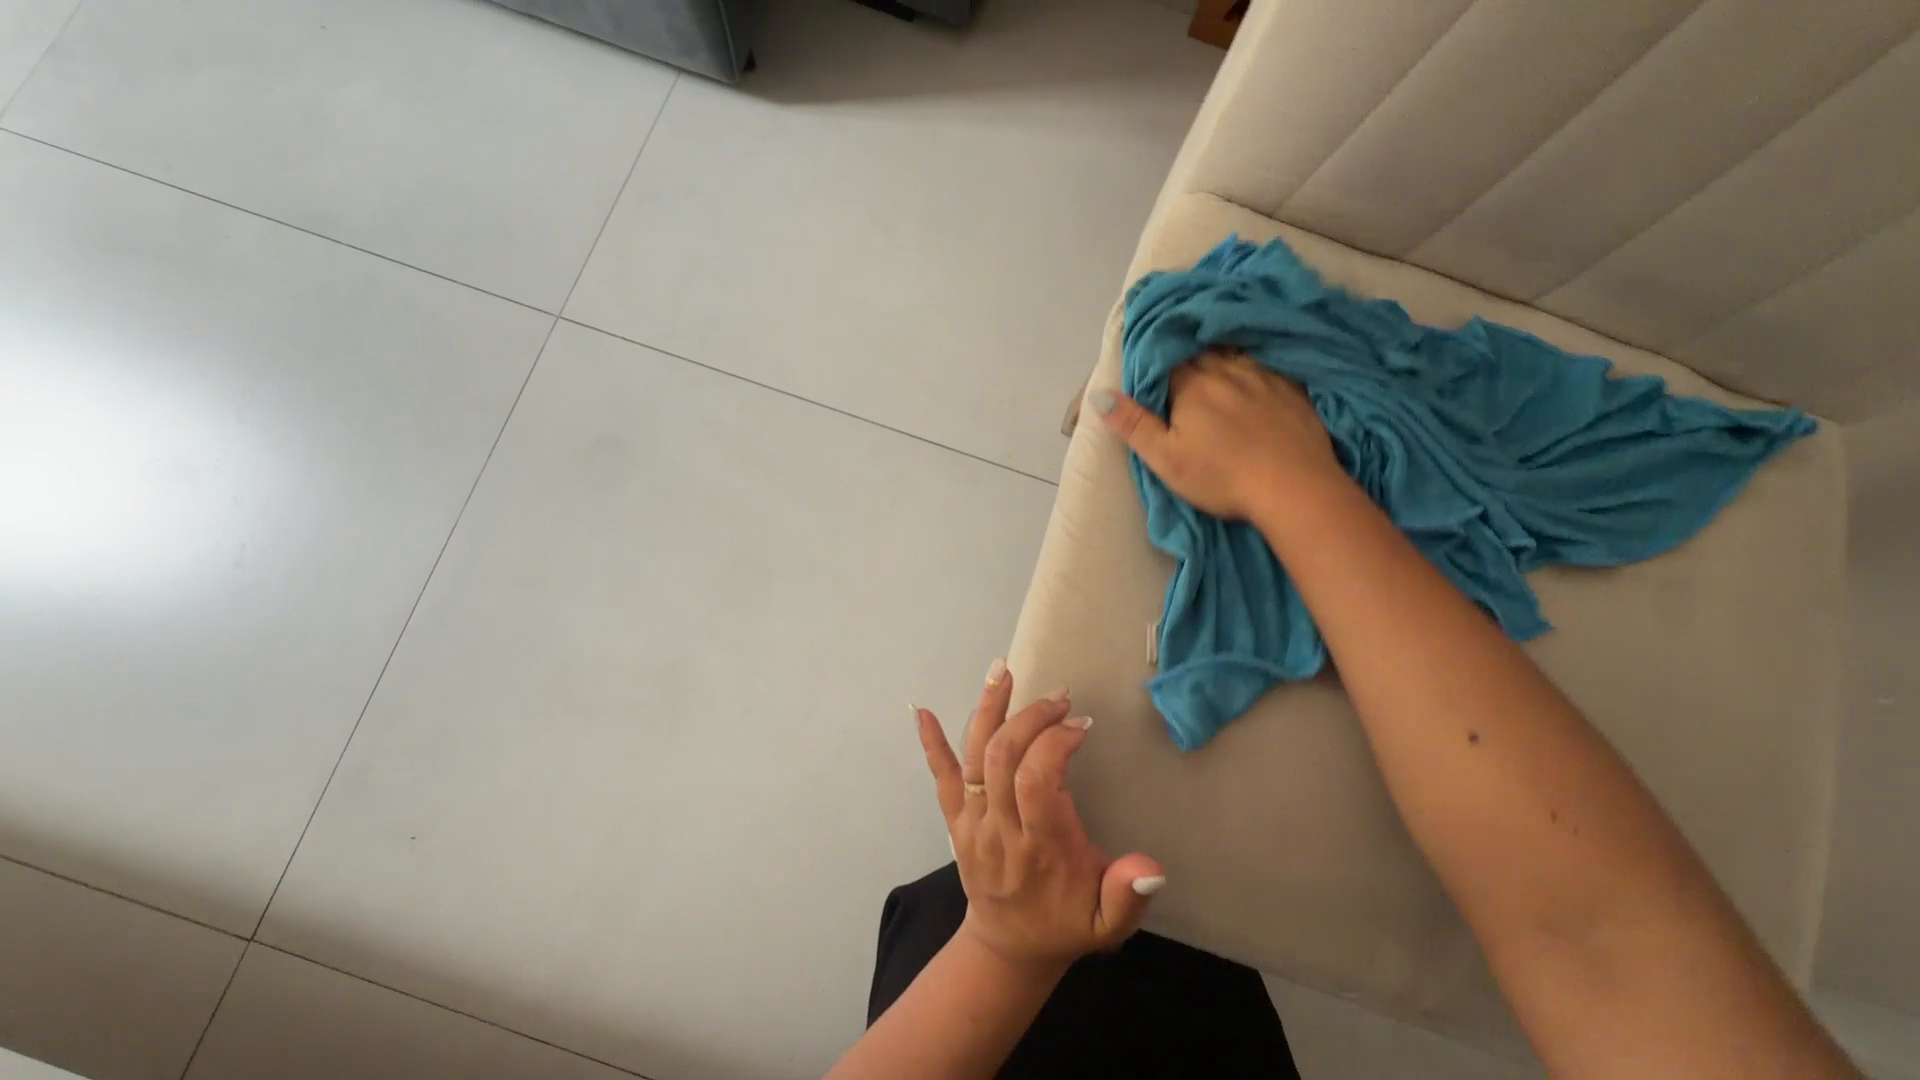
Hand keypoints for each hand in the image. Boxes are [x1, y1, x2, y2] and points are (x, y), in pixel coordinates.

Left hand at [915, 659, 1164, 968]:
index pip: (1037, 782)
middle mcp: (1000, 830)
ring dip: (987, 711)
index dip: (1055, 745)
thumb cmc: (1065, 925)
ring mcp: (972, 823)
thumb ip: (1127, 896)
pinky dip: (932, 744)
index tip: (1081, 726)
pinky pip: (942, 778)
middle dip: (1029, 719)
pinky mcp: (956, 821)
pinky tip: (921, 712)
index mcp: (1041, 849)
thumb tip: (1150, 868)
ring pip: (973, 759)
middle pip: (1002, 759)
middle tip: (1059, 697)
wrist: (1008, 947)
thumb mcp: (1108, 923)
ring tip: (1002, 670)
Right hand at [1091, 349, 1343, 520]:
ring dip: (1222, 359)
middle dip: (1188, 358)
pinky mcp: (1293, 388)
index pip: (1166, 360)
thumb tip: (1098, 395)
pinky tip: (1256, 379)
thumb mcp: (1165, 458)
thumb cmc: (1221, 476)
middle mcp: (1226, 369)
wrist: (1293, 487)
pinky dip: (1256, 368)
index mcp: (1192, 383)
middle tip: (1182, 372)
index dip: (1157, 365)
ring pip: (1234, 356)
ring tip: (1216, 370)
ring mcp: (1263, 376)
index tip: (1153, 374)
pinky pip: (1268, 365)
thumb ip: (1132, 424)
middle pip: (1201, 353)